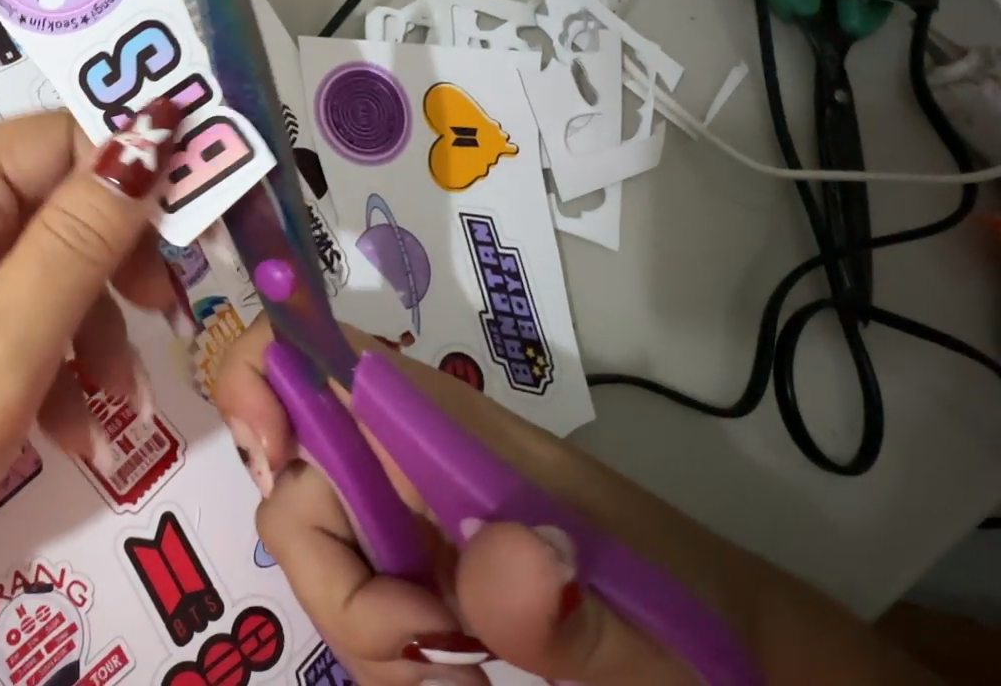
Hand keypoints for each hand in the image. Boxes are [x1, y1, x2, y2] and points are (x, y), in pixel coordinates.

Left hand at [0, 105, 181, 621]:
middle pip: (58, 206)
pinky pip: (18, 326)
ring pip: (47, 274)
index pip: (57, 139)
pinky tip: (74, 436)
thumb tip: (151, 135)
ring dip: (94, 334)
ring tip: (115, 410)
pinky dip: (56, 371)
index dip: (131, 174)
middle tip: (164, 319)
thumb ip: (79, 240)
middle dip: (116, 265)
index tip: (196, 235)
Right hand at [213, 320, 938, 685]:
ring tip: (453, 677)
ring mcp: (407, 513)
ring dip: (358, 625)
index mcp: (449, 428)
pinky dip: (375, 643)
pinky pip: (348, 589)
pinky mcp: (414, 564)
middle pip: (296, 481)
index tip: (265, 458)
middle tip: (427, 651)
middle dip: (332, 577)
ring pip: (313, 546)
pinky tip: (441, 672)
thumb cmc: (709, 629)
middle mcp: (409, 455)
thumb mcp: (665, 639)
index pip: (321, 352)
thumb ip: (579, 618)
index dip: (259, 374)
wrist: (747, 665)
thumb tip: (494, 560)